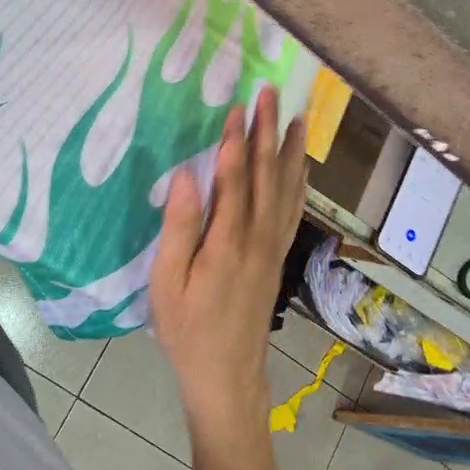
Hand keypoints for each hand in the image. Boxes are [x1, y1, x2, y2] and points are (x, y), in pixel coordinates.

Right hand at [150, 87, 308, 427]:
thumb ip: (179, 228)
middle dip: (269, 132)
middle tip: (273, 94)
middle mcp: (257, 238)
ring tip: (297, 118)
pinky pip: (292, 212)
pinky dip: (298, 184)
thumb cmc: (187, 330)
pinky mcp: (276, 259)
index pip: (235, 180)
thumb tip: (186, 176)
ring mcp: (272, 249)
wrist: (227, 375)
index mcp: (227, 242)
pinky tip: (301, 168)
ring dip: (290, 151)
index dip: (237, 141)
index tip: (239, 105)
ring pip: (286, 190)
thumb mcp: (168, 283)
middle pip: (266, 176)